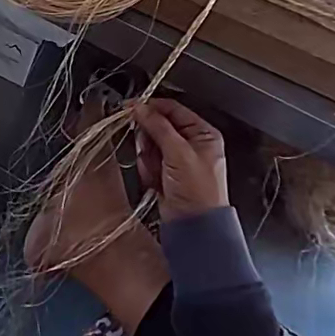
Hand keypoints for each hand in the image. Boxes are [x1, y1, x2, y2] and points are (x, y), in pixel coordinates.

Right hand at [132, 98, 226, 221]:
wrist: (194, 228)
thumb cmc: (199, 192)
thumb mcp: (179, 153)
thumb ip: (158, 126)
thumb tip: (141, 107)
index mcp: (202, 133)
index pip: (173, 109)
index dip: (152, 107)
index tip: (131, 107)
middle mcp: (191, 144)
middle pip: (158, 126)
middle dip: (150, 139)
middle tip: (149, 149)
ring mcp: (178, 159)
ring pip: (150, 144)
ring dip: (148, 157)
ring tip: (157, 171)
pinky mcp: (166, 174)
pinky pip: (148, 161)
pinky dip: (148, 170)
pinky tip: (156, 181)